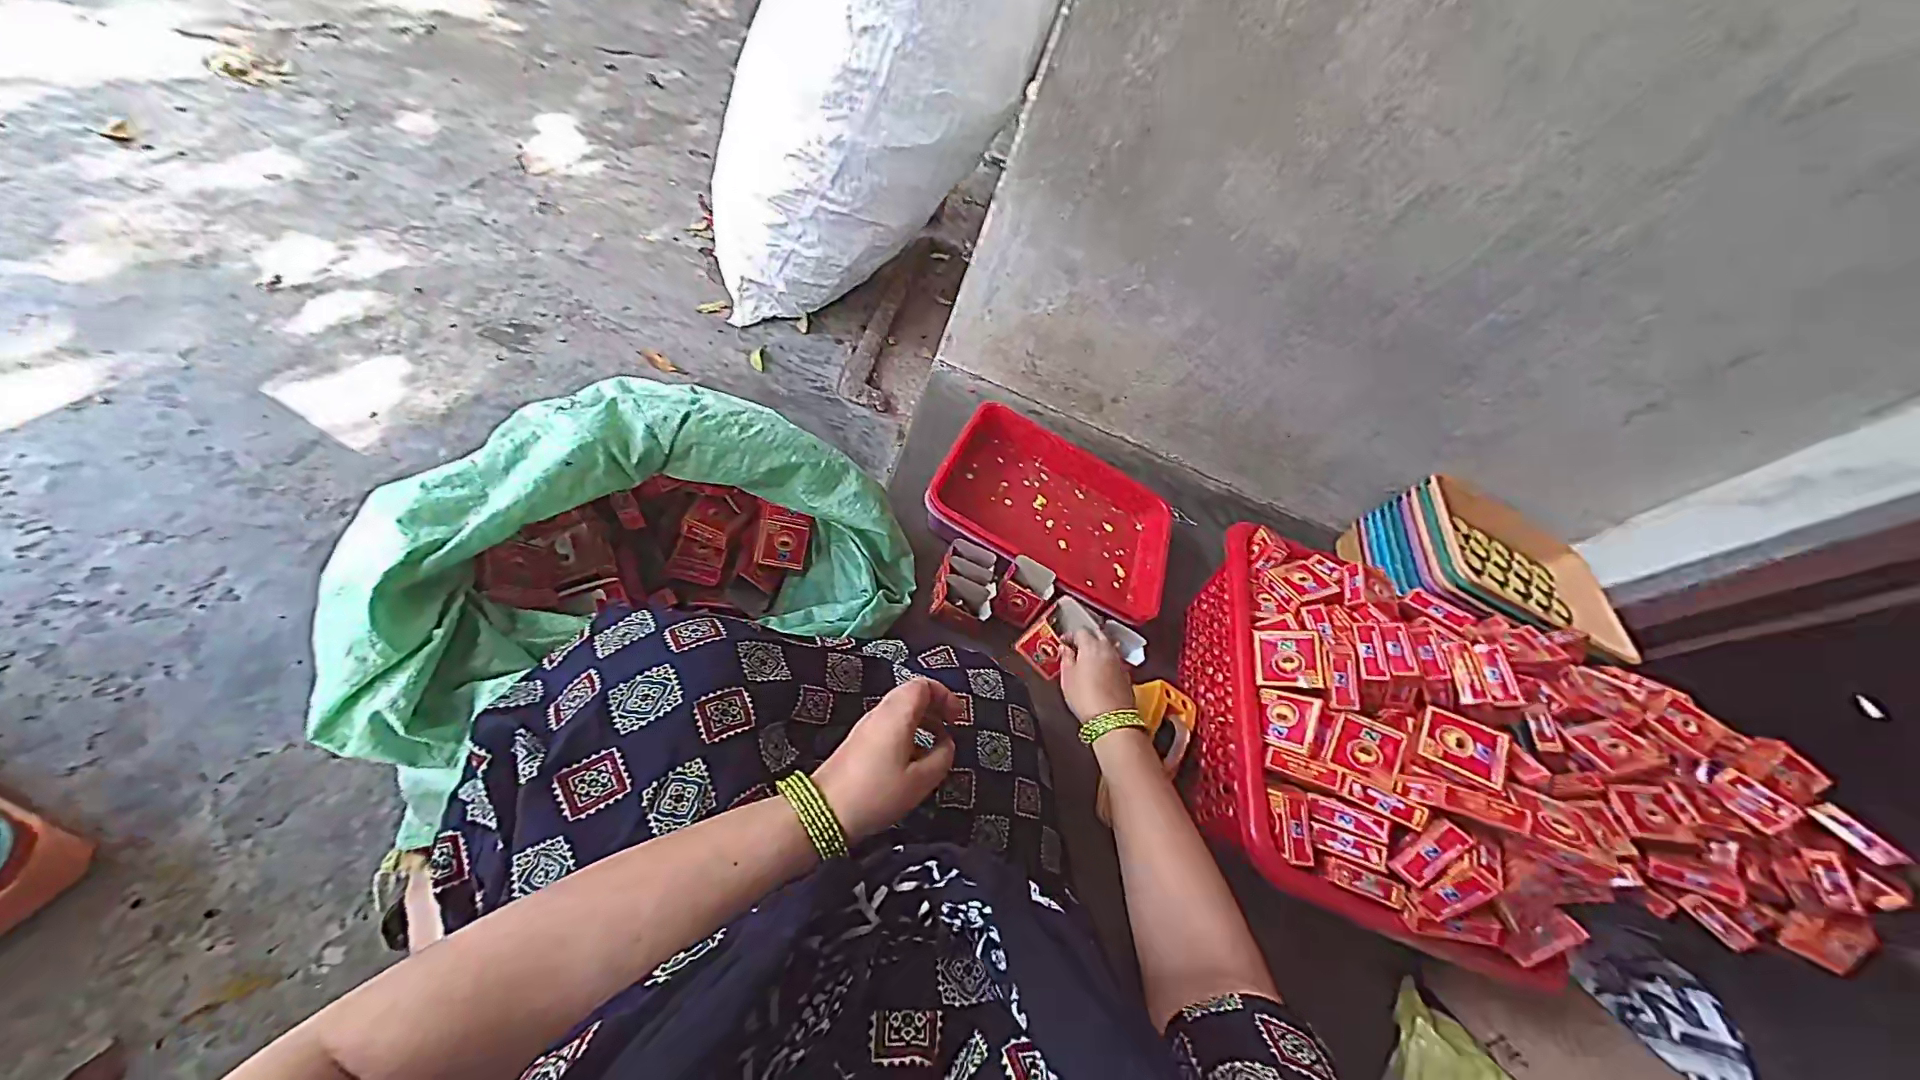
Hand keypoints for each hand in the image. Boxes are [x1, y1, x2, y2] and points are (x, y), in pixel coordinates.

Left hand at [812, 678, 957, 842]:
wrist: (825, 810)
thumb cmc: (876, 793)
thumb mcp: (921, 780)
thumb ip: (942, 756)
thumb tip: (946, 744)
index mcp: (898, 714)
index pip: (923, 685)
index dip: (946, 696)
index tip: (958, 716)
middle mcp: (881, 712)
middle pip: (911, 694)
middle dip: (935, 706)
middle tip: (951, 725)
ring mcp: (867, 726)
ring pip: (900, 710)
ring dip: (922, 720)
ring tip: (936, 744)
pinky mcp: (859, 741)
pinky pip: (889, 725)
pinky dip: (907, 732)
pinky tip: (913, 759)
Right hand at [1058, 629, 1136, 724]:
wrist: (1111, 719)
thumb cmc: (1085, 697)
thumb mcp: (1067, 677)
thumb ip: (1066, 658)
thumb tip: (1065, 648)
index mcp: (1091, 645)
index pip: (1080, 631)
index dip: (1070, 635)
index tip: (1063, 643)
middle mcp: (1108, 649)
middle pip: (1097, 634)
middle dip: (1086, 638)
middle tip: (1075, 647)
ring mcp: (1119, 661)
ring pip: (1107, 646)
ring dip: (1097, 648)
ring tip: (1086, 658)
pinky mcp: (1126, 674)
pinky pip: (1113, 659)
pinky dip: (1105, 660)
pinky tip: (1098, 670)